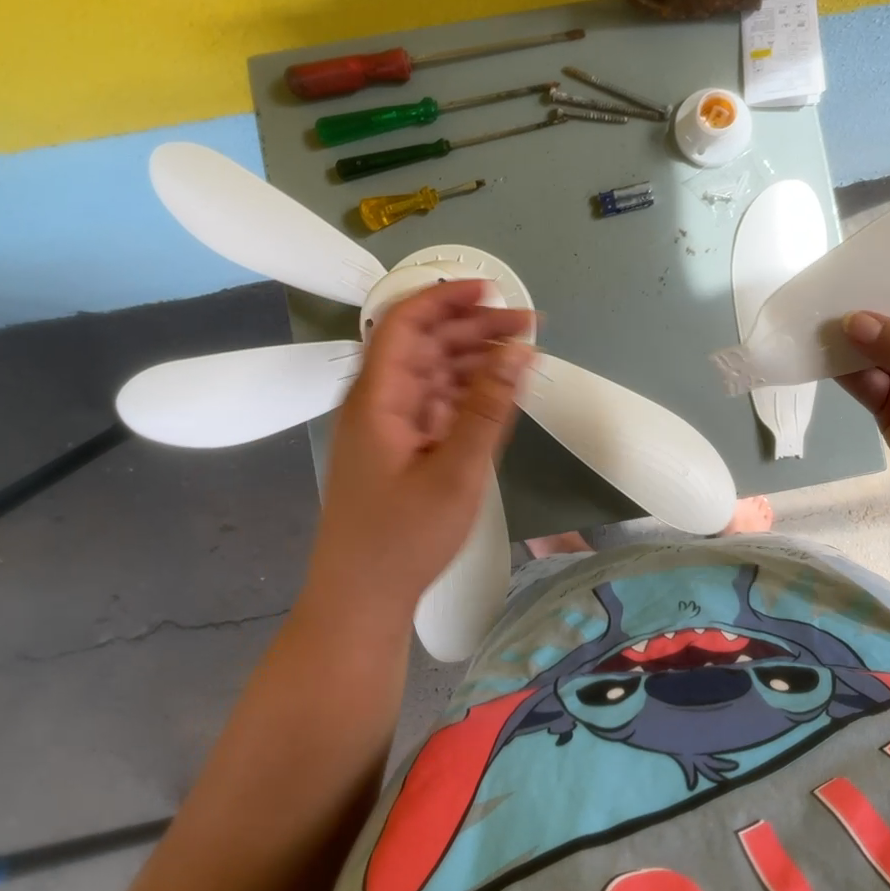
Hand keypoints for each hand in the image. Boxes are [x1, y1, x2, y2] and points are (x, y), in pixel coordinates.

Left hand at [312, 280, 534, 612]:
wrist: (361, 600)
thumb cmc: (403, 539)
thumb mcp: (456, 472)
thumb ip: (489, 408)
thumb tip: (519, 350)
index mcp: (376, 398)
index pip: (405, 323)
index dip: (446, 298)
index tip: (493, 291)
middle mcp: (378, 403)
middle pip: (424, 344)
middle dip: (474, 327)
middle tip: (528, 325)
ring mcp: (388, 427)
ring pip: (432, 372)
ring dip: (474, 357)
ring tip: (522, 355)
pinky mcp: (401, 449)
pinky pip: (435, 403)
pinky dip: (467, 391)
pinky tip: (498, 391)